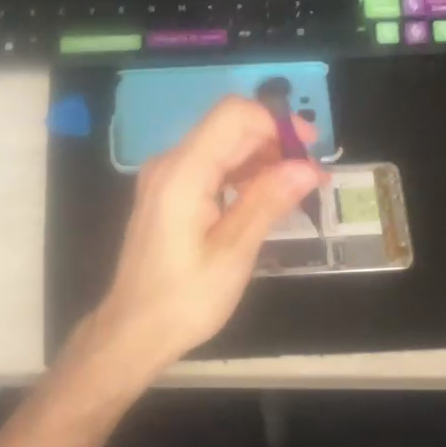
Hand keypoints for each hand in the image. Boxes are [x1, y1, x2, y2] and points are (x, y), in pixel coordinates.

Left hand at [77, 97, 321, 383]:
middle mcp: (170, 164)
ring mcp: (165, 178)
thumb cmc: (184, 299)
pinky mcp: (168, 194)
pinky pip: (210, 168)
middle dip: (275, 143)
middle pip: (229, 128)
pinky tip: (266, 199)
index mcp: (183, 173)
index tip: (310, 151)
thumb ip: (268, 202)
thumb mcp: (233, 253)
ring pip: (222, 147)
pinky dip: (241, 175)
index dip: (277, 123)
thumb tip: (307, 167)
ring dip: (261, 160)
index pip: (233, 115)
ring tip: (296, 190)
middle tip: (312, 177)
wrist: (133, 331)